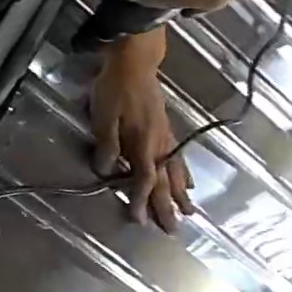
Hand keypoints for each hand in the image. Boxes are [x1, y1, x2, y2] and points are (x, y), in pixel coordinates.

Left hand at [90, 29, 193, 232]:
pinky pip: (179, 157)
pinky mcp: (166, 128)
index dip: (140, 201)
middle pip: (163, 182)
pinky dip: (183, 173)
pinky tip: (187, 182)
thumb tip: (108, 172)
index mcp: (142, 145)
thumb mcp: (103, 119)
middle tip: (173, 229)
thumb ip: (106, 148)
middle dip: (167, 207)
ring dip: (180, 194)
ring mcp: (165, 136)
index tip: (139, 220)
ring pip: (175, 171)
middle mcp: (158, 144)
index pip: (142, 180)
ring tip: (188, 212)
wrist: (135, 62)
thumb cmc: (115, 90)